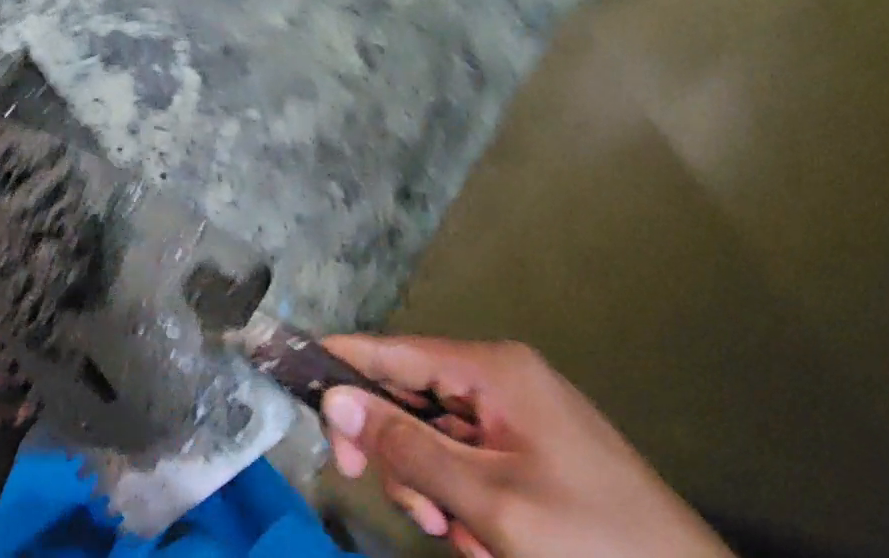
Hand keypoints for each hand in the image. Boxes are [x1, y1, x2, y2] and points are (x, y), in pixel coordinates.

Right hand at [318, 335, 732, 557]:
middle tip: (407, 509)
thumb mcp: (490, 501)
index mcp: (493, 370)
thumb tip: (333, 398)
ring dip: (429, 487)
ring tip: (460, 536)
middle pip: (406, 397)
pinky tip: (483, 538)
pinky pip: (463, 459)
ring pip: (430, 435)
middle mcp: (500, 378)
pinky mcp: (529, 449)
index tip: (293, 397)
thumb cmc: (595, 544)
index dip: (337, 368)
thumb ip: (406, 447)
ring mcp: (516, 414)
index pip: (390, 350)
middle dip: (398, 455)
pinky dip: (458, 497)